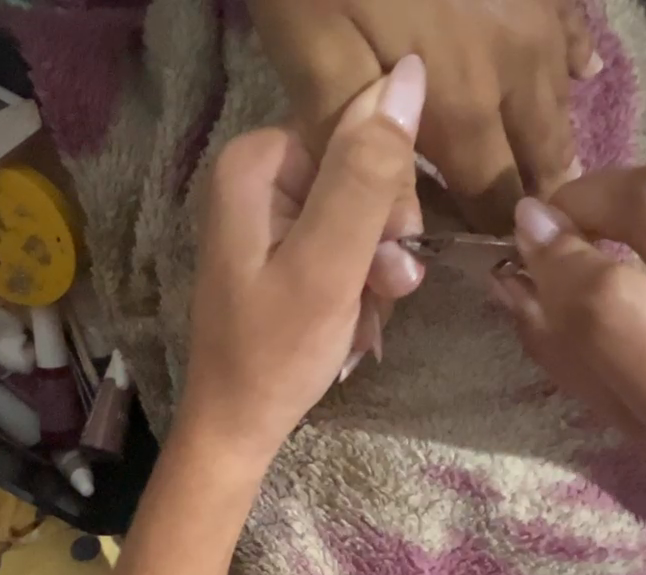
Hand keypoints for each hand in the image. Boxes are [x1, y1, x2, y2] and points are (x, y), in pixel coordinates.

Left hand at [174, 55, 425, 464]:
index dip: (390, 193)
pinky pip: (340, 250)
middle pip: (359, 178)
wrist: (237, 426)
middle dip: (384, 239)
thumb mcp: (328, 262)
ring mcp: (267, 220)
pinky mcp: (278, 256)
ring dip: (377, 270)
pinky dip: (357, 287)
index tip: (396, 251)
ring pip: (358, 218)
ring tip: (371, 318)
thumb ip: (366, 174)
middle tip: (391, 290)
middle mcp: (257, 179)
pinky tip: (356, 326)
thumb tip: (409, 77)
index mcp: (256, 163)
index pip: (359, 135)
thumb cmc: (276, 352)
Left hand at [250, 0, 595, 234]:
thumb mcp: (317, 78)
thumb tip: (409, 239)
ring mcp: (533, 14)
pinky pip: (569, 27)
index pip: (495, 197)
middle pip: (539, 155)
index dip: (497, 235)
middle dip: (535, 197)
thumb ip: (366, 164)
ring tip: (555, 176)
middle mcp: (515, 68)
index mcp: (463, 109)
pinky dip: (572, 60)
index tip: (500, 261)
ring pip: (561, 99)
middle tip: (535, 229)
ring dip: (555, 142)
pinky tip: (580, 73)